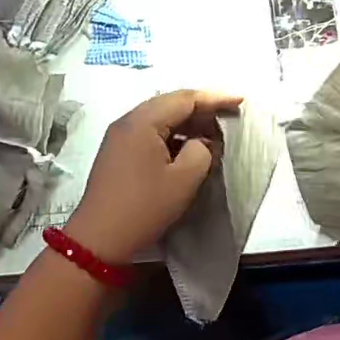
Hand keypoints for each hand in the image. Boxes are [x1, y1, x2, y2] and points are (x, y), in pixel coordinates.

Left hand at [64, 90, 243, 263]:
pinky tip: (188, 148)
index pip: (185, 98)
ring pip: (160, 118)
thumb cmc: (144, 207)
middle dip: (202, 108)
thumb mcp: (184, 180)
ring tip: (213, 134)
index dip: (215, 98)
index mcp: (142, 122)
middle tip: (228, 117)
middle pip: (170, 104)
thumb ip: (201, 151)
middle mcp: (128, 122)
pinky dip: (173, 135)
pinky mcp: (118, 153)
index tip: (240, 101)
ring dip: (187, 123)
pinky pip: (151, 132)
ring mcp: (119, 137)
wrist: (99, 241)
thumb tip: (200, 143)